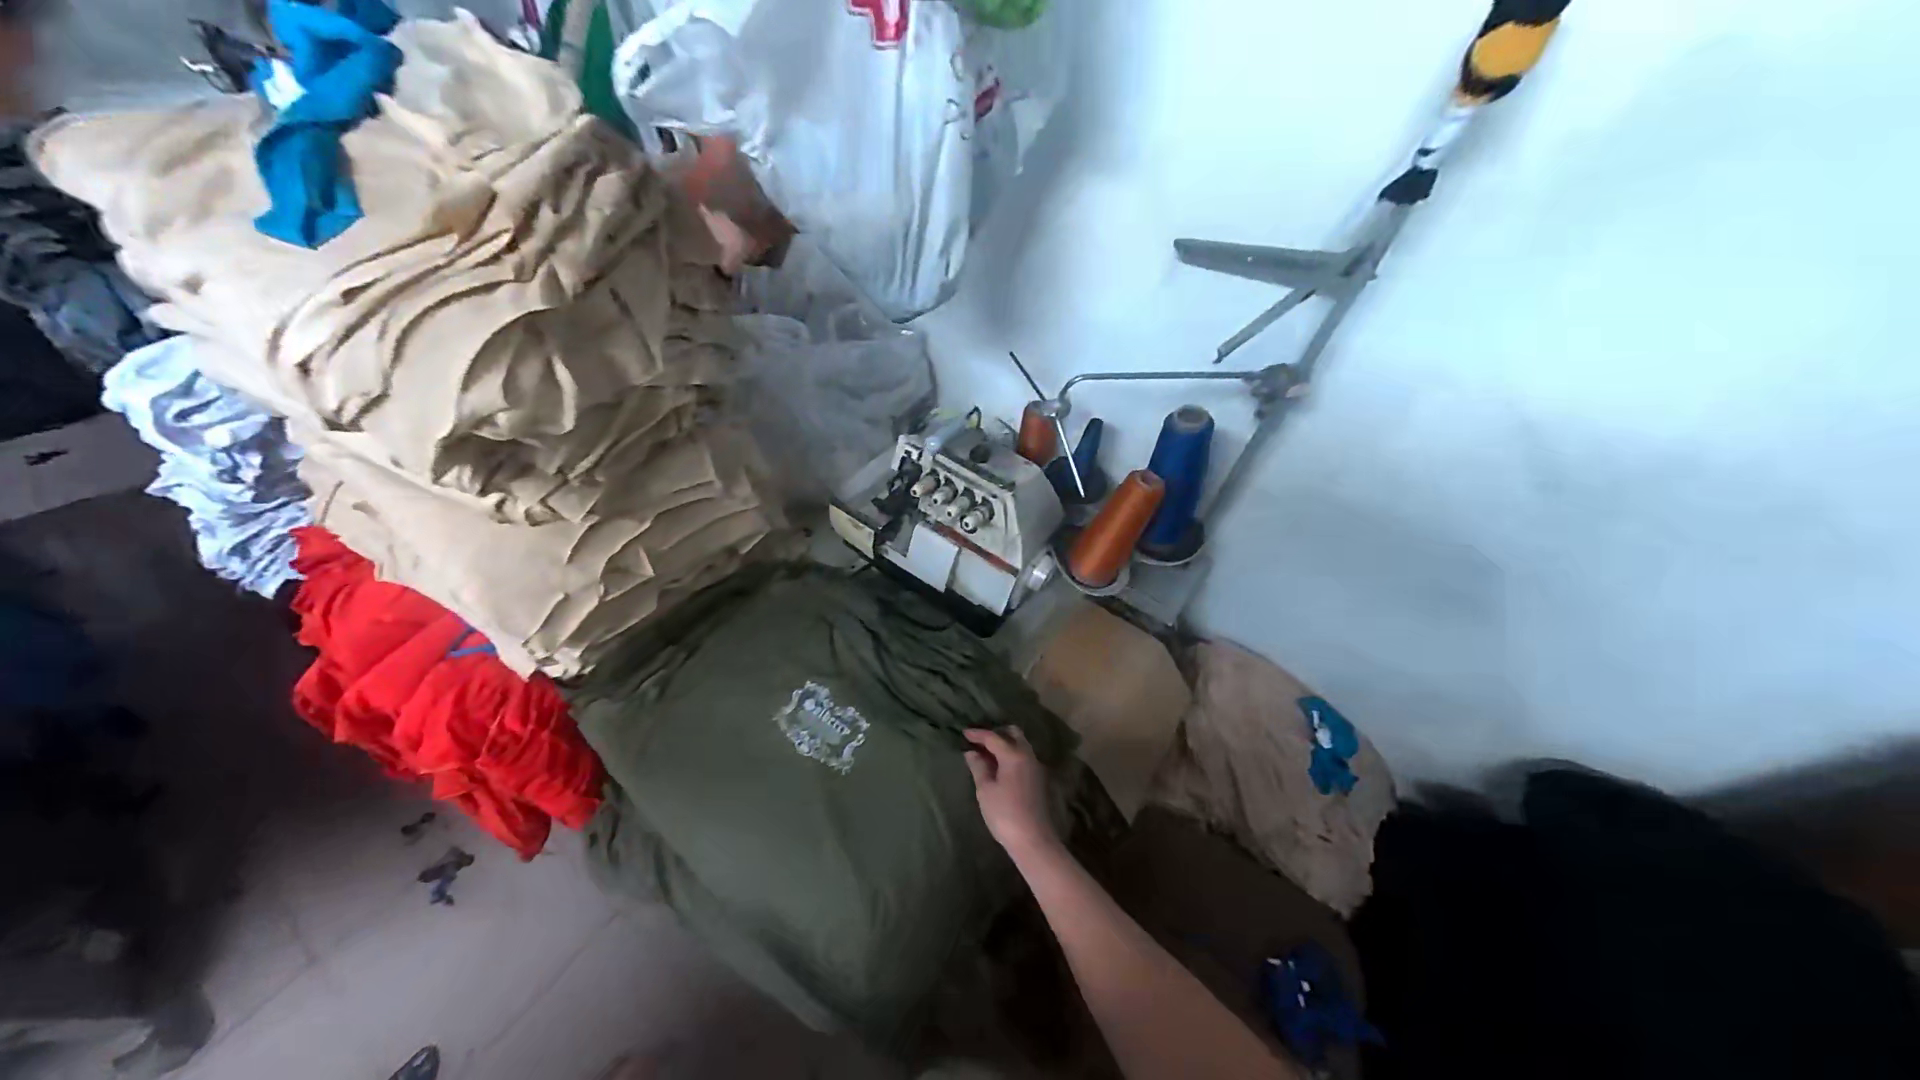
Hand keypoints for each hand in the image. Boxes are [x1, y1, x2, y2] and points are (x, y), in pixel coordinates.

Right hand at [963, 727, 1059, 860]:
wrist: (1033, 840)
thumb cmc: (1004, 814)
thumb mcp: (985, 790)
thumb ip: (978, 767)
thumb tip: (972, 752)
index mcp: (1014, 755)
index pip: (994, 737)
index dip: (978, 734)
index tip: (964, 733)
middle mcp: (1028, 756)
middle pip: (1013, 734)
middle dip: (996, 733)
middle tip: (979, 741)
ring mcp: (1036, 767)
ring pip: (1021, 745)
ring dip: (1005, 744)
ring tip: (987, 754)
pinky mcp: (1038, 779)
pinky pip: (1024, 757)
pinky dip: (1011, 754)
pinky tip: (1000, 766)